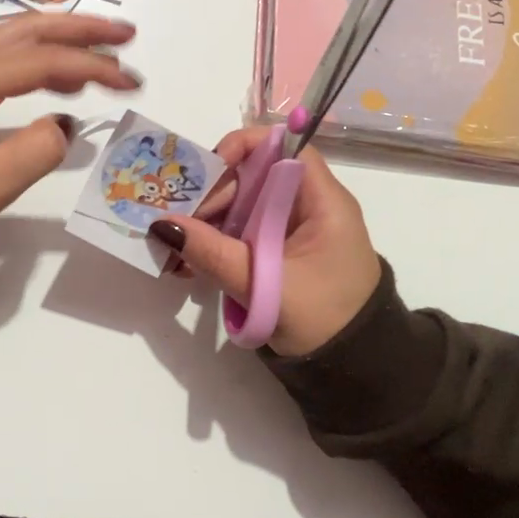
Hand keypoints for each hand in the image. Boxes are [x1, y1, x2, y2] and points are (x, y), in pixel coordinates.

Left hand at [0, 14, 141, 229]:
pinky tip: (61, 72)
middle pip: (26, 30)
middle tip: (126, 35)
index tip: (129, 83)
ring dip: (60, 37)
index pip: (38, 61)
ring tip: (105, 51)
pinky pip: (0, 51)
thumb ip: (35, 153)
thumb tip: (65, 124)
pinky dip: (37, 52)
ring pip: (13, 35)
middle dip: (81, 30)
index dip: (89, 66)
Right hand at [150, 127, 380, 356]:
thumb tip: (162, 224)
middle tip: (181, 220)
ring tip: (178, 246)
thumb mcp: (263, 285)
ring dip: (210, 220)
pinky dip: (218, 240)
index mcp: (323, 203)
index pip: (285, 148)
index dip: (245, 147)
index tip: (208, 171)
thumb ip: (213, 253)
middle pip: (256, 176)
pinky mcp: (281, 252)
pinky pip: (245, 231)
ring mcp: (295, 230)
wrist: (356, 370)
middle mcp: (310, 207)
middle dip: (215, 192)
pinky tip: (191, 262)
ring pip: (245, 204)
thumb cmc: (323, 319)